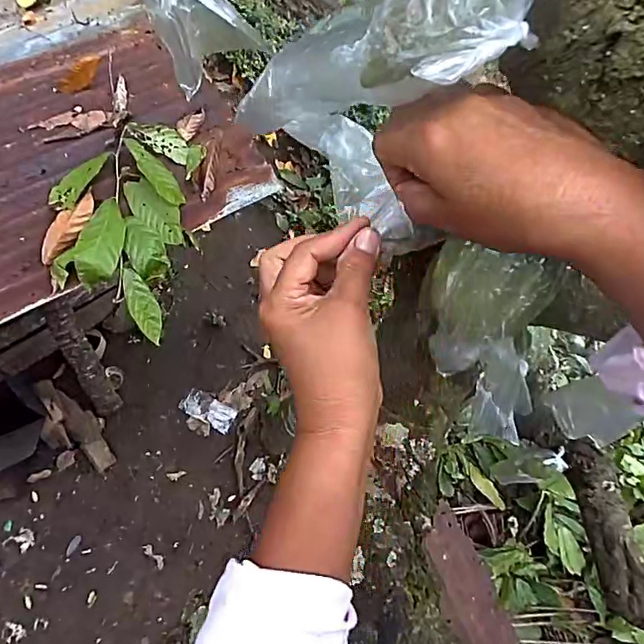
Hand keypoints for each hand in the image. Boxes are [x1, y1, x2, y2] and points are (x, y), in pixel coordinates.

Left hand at [256, 218, 382, 435]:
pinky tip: (355, 277)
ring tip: (358, 256)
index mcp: (277, 300)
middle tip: (350, 241)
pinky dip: (331, 280)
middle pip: (285, 258)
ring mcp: (289, 319)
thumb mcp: (350, 310)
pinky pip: (312, 293)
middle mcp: (276, 306)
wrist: (342, 418)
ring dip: (325, 262)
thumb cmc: (342, 366)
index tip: (366, 225)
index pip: (302, 253)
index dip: (335, 236)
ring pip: (299, 275)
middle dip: (316, 245)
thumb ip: (356, 268)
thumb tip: (368, 236)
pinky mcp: (306, 330)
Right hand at [375, 87, 643, 344]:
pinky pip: (475, 109)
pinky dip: (474, 129)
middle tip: (442, 180)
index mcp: (425, 132)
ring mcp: (487, 94)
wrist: (586, 197)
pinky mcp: (516, 97)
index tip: (422, 192)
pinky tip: (503, 159)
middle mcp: (450, 102)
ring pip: (442, 110)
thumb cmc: (508, 214)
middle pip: (408, 117)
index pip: (382, 141)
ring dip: (444, 136)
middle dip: (414, 147)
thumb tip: (411, 182)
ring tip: (474, 169)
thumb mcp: (445, 218)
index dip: (394, 172)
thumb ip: (411, 197)